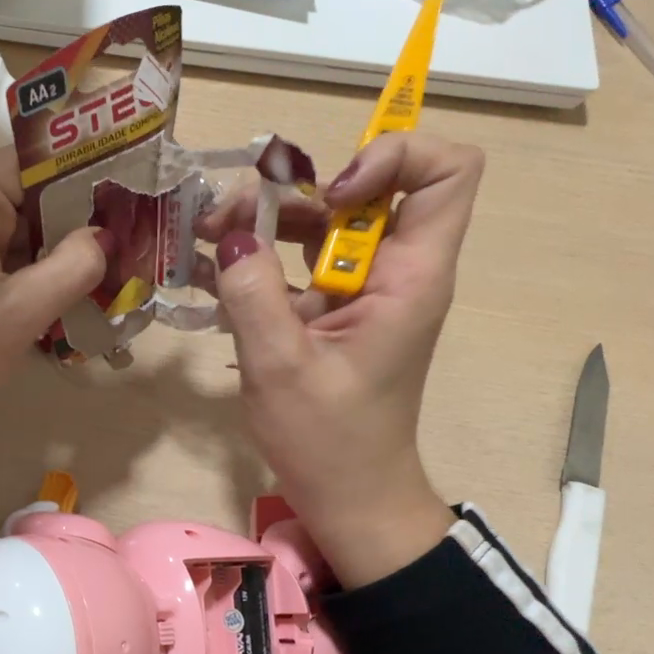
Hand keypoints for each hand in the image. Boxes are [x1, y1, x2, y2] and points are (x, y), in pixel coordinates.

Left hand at [0, 148, 110, 449]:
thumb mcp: (20, 315)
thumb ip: (74, 266)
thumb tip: (108, 232)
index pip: (37, 157)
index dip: (88, 168)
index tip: (134, 188)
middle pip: (27, 188)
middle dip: (77, 212)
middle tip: (131, 235)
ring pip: (14, 220)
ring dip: (54, 243)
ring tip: (107, 262)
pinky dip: (26, 262)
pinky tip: (61, 284)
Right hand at [197, 133, 484, 587]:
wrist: (347, 496)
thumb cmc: (328, 440)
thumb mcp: (281, 366)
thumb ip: (253, 294)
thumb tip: (233, 233)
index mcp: (411, 277)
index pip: (445, 172)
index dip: (390, 158)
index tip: (327, 195)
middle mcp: (394, 272)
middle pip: (368, 191)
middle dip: (297, 190)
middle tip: (229, 213)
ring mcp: (360, 294)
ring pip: (325, 227)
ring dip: (267, 224)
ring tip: (208, 236)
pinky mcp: (329, 316)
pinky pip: (298, 267)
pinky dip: (257, 261)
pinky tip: (209, 268)